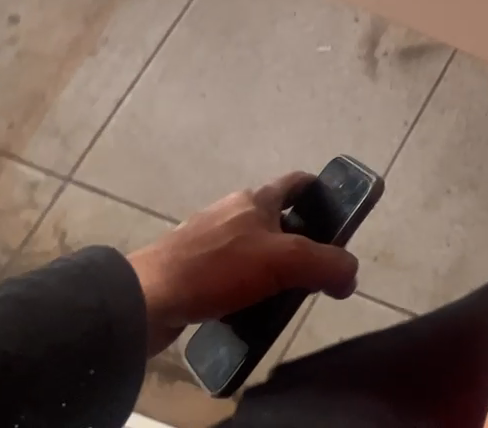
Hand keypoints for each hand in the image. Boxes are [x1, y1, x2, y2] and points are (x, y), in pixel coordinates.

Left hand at [125, 172, 358, 355]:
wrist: (138, 304)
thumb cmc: (218, 268)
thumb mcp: (289, 262)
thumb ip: (330, 265)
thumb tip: (349, 279)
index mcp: (254, 199)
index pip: (296, 182)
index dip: (318, 191)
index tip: (333, 212)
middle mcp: (227, 212)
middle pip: (272, 216)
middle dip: (294, 236)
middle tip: (309, 260)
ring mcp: (198, 242)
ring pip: (245, 246)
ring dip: (264, 263)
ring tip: (278, 288)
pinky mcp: (177, 271)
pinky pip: (219, 273)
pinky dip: (236, 285)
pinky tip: (242, 306)